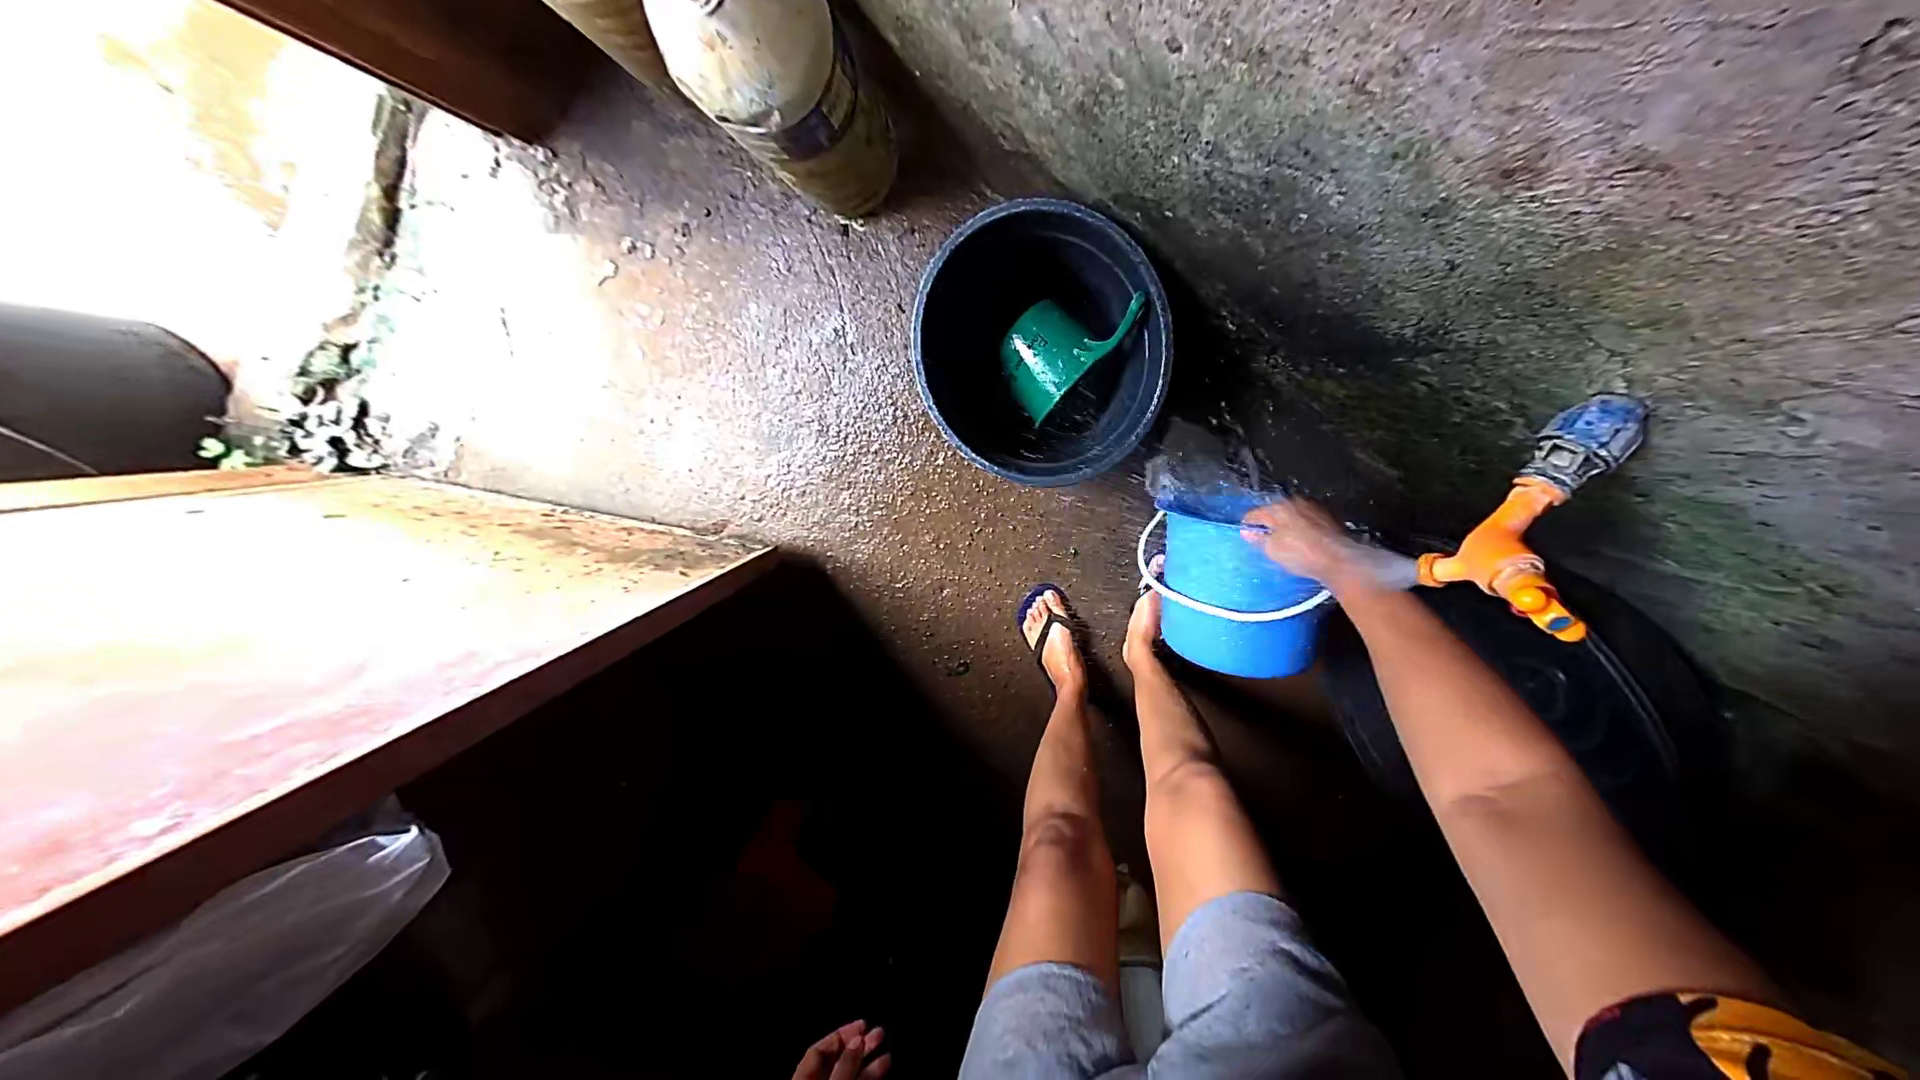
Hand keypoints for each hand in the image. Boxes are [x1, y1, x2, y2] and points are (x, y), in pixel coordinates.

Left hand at [791, 1020, 889, 1079]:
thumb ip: (845, 1064)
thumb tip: (859, 1038)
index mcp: (803, 1076)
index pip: (819, 1050)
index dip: (841, 1035)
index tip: (864, 1024)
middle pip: (836, 1061)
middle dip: (859, 1046)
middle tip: (880, 1034)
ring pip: (847, 1075)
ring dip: (868, 1063)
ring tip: (888, 1054)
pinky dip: (868, 1078)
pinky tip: (884, 1068)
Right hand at [1241, 498, 1371, 591]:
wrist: (1340, 560)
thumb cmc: (1303, 554)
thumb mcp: (1272, 549)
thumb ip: (1257, 538)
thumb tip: (1248, 532)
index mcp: (1278, 507)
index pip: (1255, 514)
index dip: (1248, 525)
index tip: (1246, 534)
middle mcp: (1296, 503)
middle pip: (1275, 512)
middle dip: (1269, 524)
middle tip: (1266, 541)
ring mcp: (1314, 509)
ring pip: (1293, 516)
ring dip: (1287, 526)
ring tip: (1286, 543)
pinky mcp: (1329, 518)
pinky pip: (1308, 521)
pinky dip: (1302, 529)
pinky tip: (1303, 543)